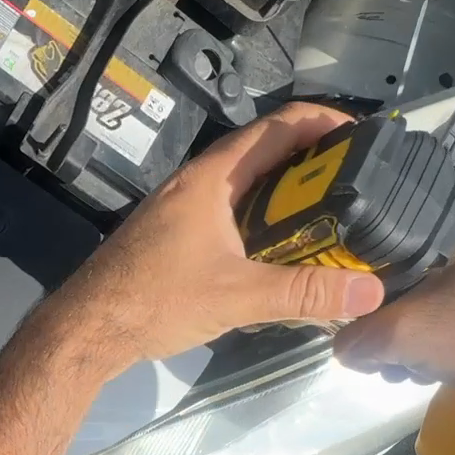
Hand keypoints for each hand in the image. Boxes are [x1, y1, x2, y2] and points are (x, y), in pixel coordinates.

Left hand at [30, 103, 385, 366]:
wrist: (84, 331)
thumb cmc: (154, 301)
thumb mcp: (236, 296)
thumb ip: (302, 293)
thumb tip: (369, 291)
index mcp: (211, 178)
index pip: (280, 126)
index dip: (327, 123)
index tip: (367, 140)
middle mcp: (192, 186)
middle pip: (264, 158)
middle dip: (312, 171)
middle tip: (355, 194)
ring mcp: (175, 214)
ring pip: (241, 194)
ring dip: (282, 205)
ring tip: (323, 228)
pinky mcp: (165, 242)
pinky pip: (222, 221)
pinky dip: (254, 230)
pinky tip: (269, 261)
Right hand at [331, 205, 454, 403]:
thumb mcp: (402, 338)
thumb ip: (355, 341)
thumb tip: (344, 348)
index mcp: (448, 220)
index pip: (376, 243)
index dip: (353, 286)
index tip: (351, 322)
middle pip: (406, 275)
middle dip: (388, 323)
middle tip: (388, 359)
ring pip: (438, 295)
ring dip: (420, 335)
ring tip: (422, 368)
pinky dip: (454, 336)